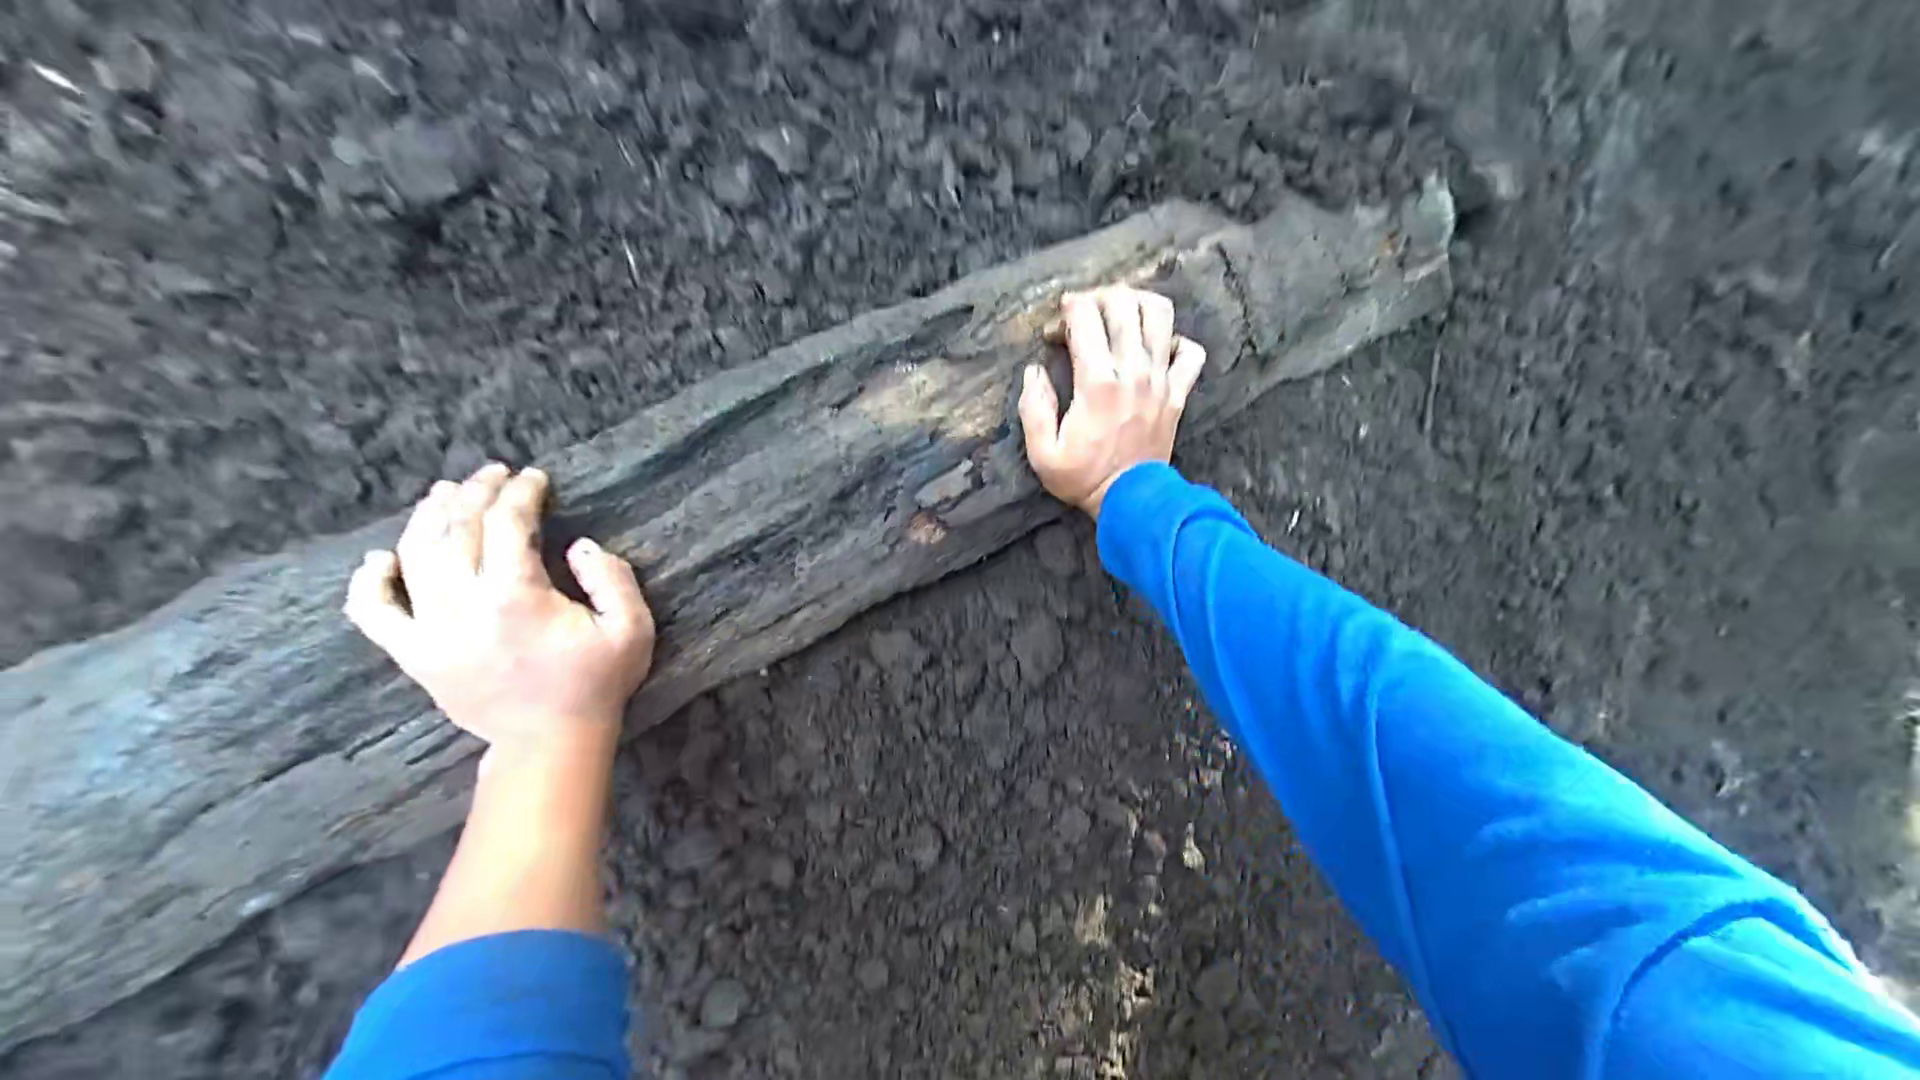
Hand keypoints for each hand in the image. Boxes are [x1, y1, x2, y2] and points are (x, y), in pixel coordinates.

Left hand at [343, 463, 655, 753]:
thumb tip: (580, 545)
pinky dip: (370, 581)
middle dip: (476, 491)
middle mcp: (463, 605)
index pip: (507, 523)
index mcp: (517, 596)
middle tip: (495, 473)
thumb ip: (613, 579)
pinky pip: (373, 612)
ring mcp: (429, 630)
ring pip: (414, 555)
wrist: (549, 741)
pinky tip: (381, 558)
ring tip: (447, 493)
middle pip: (456, 529)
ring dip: (429, 516)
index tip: (535, 477)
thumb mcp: (632, 629)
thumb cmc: (596, 682)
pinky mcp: (413, 654)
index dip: (521, 492)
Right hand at [1018, 287, 1207, 517]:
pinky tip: (1156, 349)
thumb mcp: (1042, 453)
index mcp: (1097, 382)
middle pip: (1124, 303)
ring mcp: (1161, 380)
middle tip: (1084, 314)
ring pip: (1160, 315)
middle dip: (1098, 297)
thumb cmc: (1082, 478)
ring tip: (1120, 314)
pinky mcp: (1178, 393)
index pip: (1085, 317)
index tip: (1053, 331)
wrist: (1131, 502)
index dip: (1065, 312)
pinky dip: (1176, 341)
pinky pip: (1190, 351)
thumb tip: (1033, 371)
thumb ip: (1033, 407)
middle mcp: (1133, 371)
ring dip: (1138, 303)